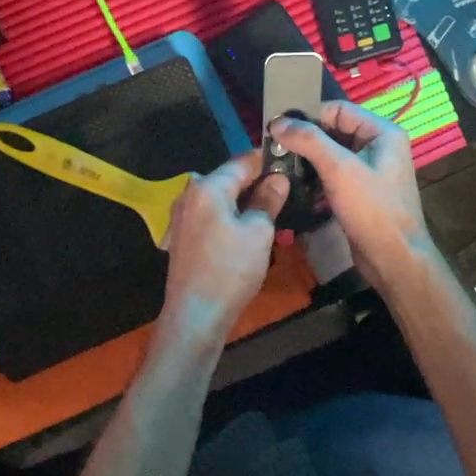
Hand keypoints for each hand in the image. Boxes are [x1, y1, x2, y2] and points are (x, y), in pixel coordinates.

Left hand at [160, 153, 288, 340]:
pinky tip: (252, 231)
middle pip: (230, 179)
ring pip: (222, 200)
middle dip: (259, 184)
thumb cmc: (230, 269)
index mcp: (207, 187)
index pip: (243, 161)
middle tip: (289, 190)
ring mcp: (183, 217)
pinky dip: (233, 218)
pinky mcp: (184, 237)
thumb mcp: (258, 232)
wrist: (195, 315)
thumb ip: (268, 199)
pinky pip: (214, 216)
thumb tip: (278, 179)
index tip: (292, 161)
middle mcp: (190, 194)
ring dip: (247, 204)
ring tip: (276, 212)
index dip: (268, 160)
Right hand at [270, 103, 433, 283]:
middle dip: (305, 140)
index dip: (308, 116)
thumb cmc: (372, 209)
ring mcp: (371, 171)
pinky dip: (316, 179)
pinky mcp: (362, 193)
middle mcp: (379, 147)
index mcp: (382, 132)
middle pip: (334, 131)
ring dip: (308, 161)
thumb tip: (277, 122)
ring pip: (332, 155)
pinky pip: (335, 176)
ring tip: (280, 168)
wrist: (394, 259)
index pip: (338, 109)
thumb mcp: (338, 169)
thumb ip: (308, 140)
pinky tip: (296, 188)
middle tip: (274, 150)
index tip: (278, 128)